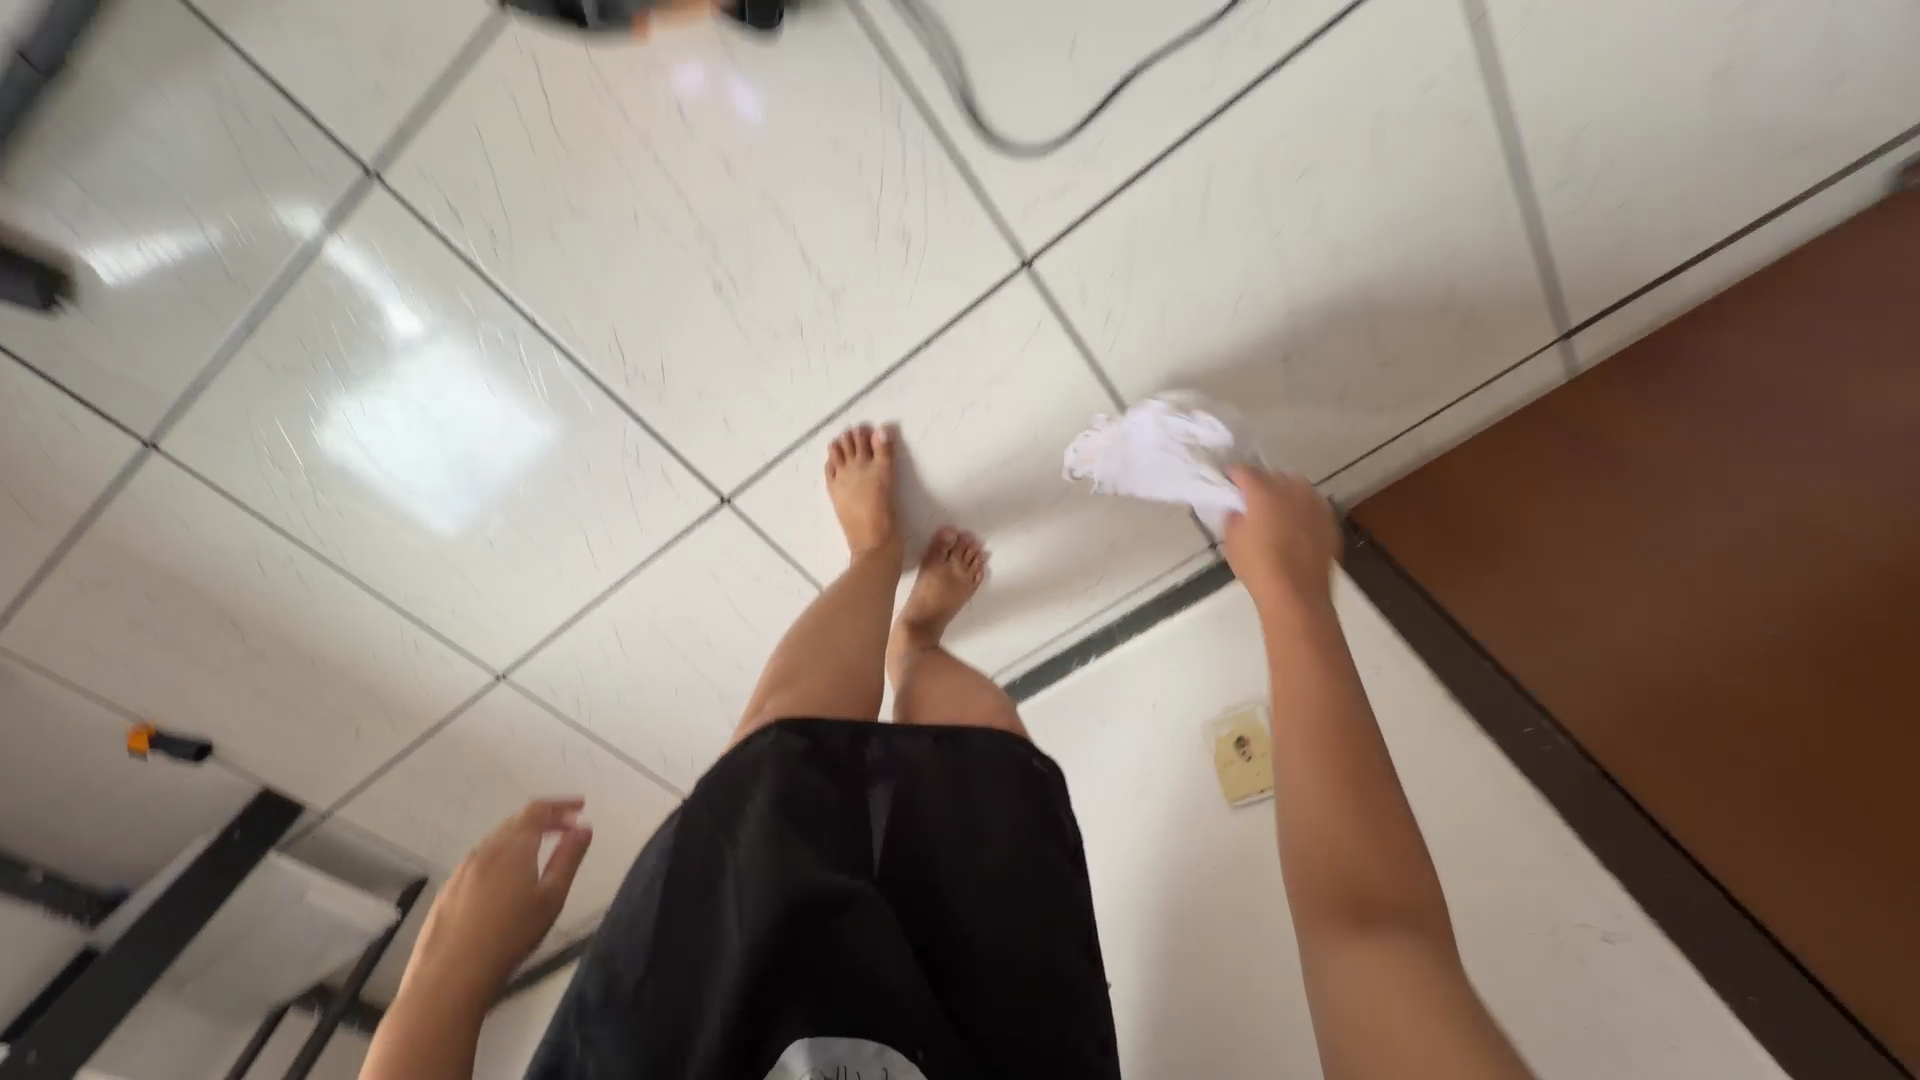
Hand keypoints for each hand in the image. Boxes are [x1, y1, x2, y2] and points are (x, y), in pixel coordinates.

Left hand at [398, 798, 592, 1008]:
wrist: (449, 979)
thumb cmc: (511, 936)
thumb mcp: (552, 897)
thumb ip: (569, 858)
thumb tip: (584, 827)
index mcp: (513, 847)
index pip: (537, 810)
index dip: (560, 804)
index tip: (581, 807)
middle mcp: (485, 851)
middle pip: (516, 822)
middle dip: (544, 819)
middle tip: (567, 828)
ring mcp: (461, 871)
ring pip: (496, 841)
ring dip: (522, 837)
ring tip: (540, 851)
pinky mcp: (447, 891)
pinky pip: (480, 860)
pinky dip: (501, 856)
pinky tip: (506, 879)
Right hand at [1222, 467, 1338, 609]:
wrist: (1297, 594)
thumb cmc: (1258, 567)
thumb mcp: (1232, 542)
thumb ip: (1233, 518)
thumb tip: (1238, 511)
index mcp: (1263, 493)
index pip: (1245, 471)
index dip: (1234, 475)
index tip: (1227, 482)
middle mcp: (1292, 491)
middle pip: (1273, 475)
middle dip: (1261, 483)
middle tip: (1251, 500)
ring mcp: (1314, 504)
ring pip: (1297, 486)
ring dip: (1284, 492)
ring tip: (1277, 509)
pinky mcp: (1329, 520)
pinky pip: (1313, 504)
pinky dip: (1302, 508)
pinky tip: (1296, 524)